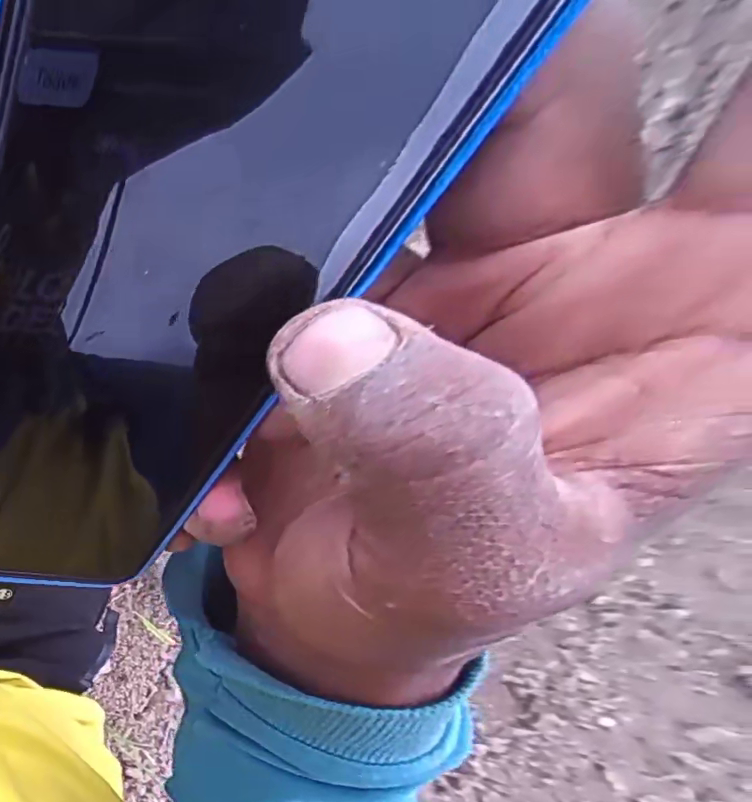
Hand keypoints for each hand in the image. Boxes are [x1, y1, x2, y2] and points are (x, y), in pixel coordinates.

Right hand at [181, 7, 751, 705]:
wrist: (322, 623)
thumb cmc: (430, 594)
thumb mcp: (464, 543)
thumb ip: (429, 439)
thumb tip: (321, 334)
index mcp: (678, 304)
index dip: (740, 78)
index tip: (552, 42)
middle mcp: (550, 276)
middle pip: (526, 122)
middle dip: (444, 103)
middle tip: (339, 103)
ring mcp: (412, 300)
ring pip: (366, 198)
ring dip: (292, 231)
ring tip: (234, 303)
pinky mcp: (310, 331)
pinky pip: (267, 290)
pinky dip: (224, 342)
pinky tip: (223, 434)